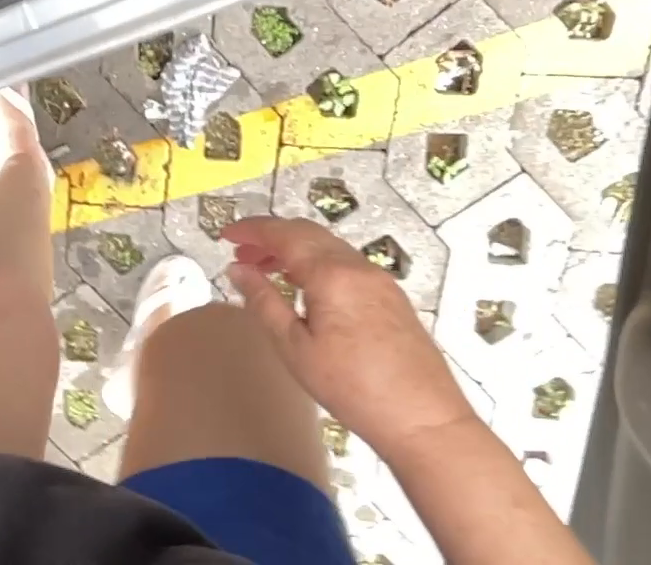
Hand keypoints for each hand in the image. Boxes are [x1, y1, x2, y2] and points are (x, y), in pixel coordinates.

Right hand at [222, 216, 478, 462]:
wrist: (426, 422)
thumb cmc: (352, 387)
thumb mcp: (295, 348)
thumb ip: (263, 301)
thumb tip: (236, 269)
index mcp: (331, 274)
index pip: (282, 234)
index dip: (250, 229)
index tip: (224, 235)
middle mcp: (356, 266)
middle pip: (306, 232)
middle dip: (269, 237)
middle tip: (241, 253)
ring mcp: (378, 280)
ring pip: (327, 246)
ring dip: (293, 249)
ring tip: (266, 270)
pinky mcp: (391, 296)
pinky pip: (344, 262)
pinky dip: (316, 262)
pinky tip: (304, 287)